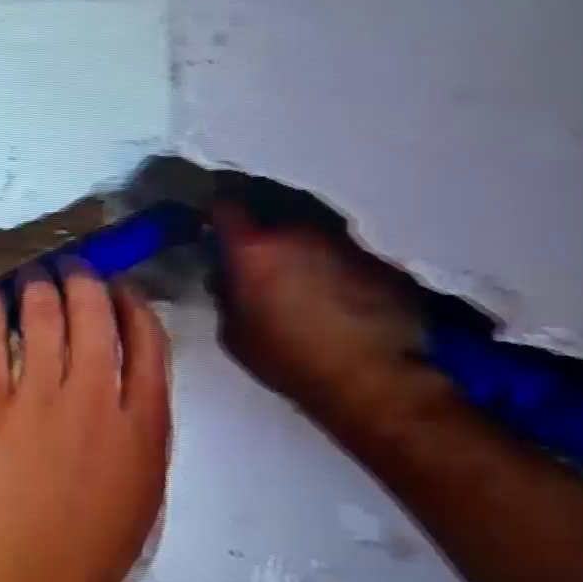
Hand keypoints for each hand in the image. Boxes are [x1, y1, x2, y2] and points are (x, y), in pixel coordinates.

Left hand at [0, 267, 169, 581]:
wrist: (34, 566)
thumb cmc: (94, 544)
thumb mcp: (143, 486)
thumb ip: (139, 432)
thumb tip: (126, 393)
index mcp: (146, 418)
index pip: (147, 340)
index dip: (130, 304)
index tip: (117, 290)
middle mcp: (96, 394)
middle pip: (94, 315)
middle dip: (82, 281)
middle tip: (67, 269)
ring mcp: (40, 396)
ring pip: (44, 318)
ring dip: (38, 288)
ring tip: (30, 277)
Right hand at [210, 176, 436, 418]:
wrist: (370, 374)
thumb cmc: (286, 358)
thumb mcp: (233, 333)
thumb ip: (225, 293)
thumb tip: (227, 273)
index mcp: (254, 249)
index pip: (226, 207)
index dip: (213, 211)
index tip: (207, 222)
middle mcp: (298, 232)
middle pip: (270, 209)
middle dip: (256, 224)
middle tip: (246, 248)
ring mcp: (342, 239)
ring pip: (307, 225)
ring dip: (293, 240)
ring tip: (288, 266)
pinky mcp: (375, 254)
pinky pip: (337, 246)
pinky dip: (325, 258)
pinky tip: (324, 285)